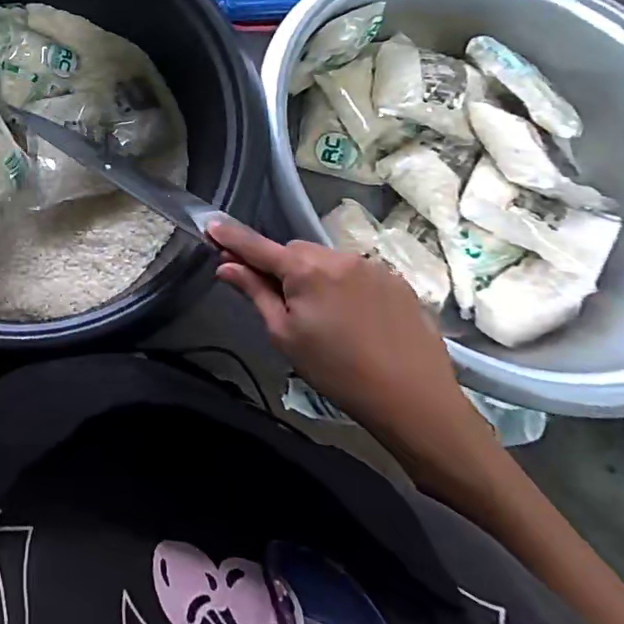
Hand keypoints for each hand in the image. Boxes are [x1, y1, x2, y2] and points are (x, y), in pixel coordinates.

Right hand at [207, 219, 491, 460]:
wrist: (412, 398)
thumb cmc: (336, 371)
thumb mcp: (285, 336)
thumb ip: (255, 293)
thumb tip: (227, 266)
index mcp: (305, 269)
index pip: (258, 246)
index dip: (232, 237)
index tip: (211, 225)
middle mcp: (338, 256)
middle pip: (295, 251)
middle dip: (283, 268)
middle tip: (284, 304)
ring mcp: (372, 266)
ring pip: (327, 261)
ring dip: (316, 277)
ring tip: (327, 318)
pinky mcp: (397, 281)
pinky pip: (357, 273)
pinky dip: (346, 286)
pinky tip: (356, 320)